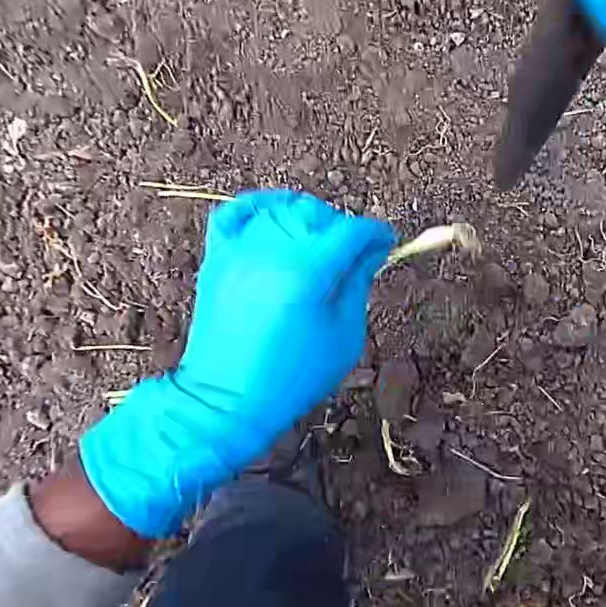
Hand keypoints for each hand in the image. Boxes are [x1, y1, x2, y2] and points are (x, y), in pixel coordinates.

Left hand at [80, 191, 393, 537]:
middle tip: (353, 256)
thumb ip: (358, 284)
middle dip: (343, 229)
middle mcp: (272, 250)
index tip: (386, 243)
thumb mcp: (343, 335)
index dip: (375, 234)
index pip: (352, 231)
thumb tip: (371, 252)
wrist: (228, 399)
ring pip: (284, 208)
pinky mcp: (219, 257)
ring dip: (308, 219)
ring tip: (318, 246)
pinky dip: (262, 207)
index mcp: (309, 271)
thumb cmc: (293, 376)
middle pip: (318, 214)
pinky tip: (279, 219)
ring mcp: (240, 250)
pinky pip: (238, 211)